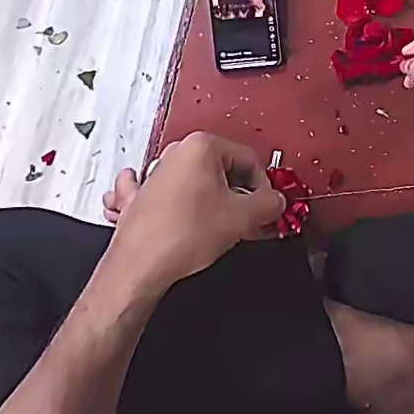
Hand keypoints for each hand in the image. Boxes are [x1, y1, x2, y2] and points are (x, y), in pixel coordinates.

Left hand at [105, 133, 286, 294]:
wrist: (138, 267)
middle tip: (248, 220)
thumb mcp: (242, 218)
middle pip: (224, 170)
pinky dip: (170, 200)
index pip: (249, 160)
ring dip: (212, 201)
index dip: (263, 187)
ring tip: (220, 227)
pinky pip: (160, 191)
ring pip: (197, 181)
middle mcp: (176, 152)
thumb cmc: (181, 236)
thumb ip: (269, 204)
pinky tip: (174, 210)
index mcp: (202, 146)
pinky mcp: (139, 196)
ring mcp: (155, 173)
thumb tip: (275, 202)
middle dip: (239, 196)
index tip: (265, 207)